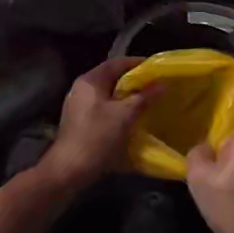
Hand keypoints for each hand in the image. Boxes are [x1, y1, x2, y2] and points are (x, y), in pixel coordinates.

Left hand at [40, 57, 149, 189]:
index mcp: (90, 81)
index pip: (116, 63)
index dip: (138, 63)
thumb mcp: (124, 115)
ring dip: (128, 98)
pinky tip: (133, 120)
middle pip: (112, 79)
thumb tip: (163, 83)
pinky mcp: (81, 123)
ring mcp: (79, 106)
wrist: (70, 170)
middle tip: (157, 87)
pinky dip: (119, 111)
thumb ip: (144, 97)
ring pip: (108, 96)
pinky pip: (104, 110)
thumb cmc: (97, 137)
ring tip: (149, 103)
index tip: (157, 69)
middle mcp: (82, 89)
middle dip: (134, 82)